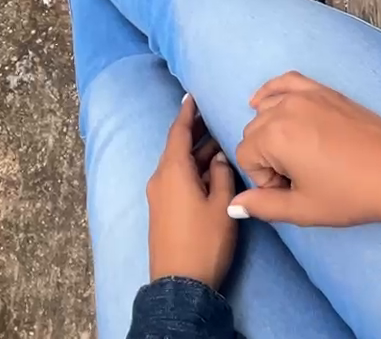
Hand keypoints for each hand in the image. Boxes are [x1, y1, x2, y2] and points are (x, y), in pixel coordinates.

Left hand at [147, 96, 238, 286]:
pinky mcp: (162, 210)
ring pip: (178, 163)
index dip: (188, 112)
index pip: (179, 131)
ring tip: (218, 140)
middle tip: (214, 115)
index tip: (193, 94)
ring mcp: (159, 195)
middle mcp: (161, 178)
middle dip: (195, 130)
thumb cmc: (203, 240)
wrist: (179, 287)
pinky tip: (209, 169)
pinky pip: (176, 178)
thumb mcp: (221, 204)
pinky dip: (191, 168)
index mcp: (173, 170)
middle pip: (177, 146)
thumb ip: (221, 173)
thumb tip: (217, 156)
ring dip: (196, 152)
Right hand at [230, 72, 380, 233]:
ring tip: (297, 152)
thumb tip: (234, 206)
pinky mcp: (322, 89)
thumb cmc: (350, 194)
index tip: (291, 189)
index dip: (264, 180)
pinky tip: (265, 101)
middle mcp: (284, 108)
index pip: (245, 156)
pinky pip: (285, 81)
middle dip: (267, 156)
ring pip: (266, 109)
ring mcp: (305, 93)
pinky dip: (272, 91)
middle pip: (253, 132)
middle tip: (298, 177)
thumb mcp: (302, 209)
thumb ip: (262, 206)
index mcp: (275, 136)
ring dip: (271, 130)